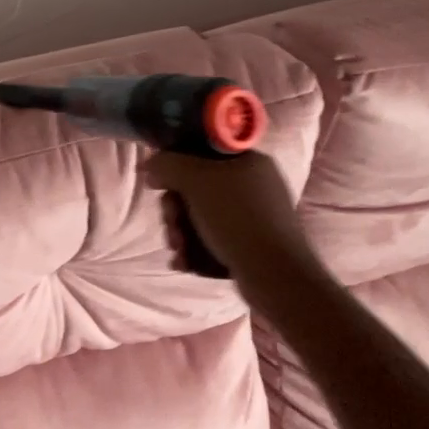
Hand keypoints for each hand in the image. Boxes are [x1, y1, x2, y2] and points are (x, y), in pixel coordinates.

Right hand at [144, 150, 322, 284]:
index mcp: (247, 161)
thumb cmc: (236, 219)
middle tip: (170, 225)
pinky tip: (184, 262)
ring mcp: (253, 216)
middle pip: (195, 187)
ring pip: (200, 215)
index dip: (173, 166)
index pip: (198, 151)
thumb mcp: (194, 180)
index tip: (157, 184)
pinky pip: (213, 237)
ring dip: (180, 231)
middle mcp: (253, 184)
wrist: (277, 277)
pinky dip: (194, 248)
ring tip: (178, 250)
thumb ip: (166, 164)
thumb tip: (151, 168)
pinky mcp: (252, 243)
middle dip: (174, 210)